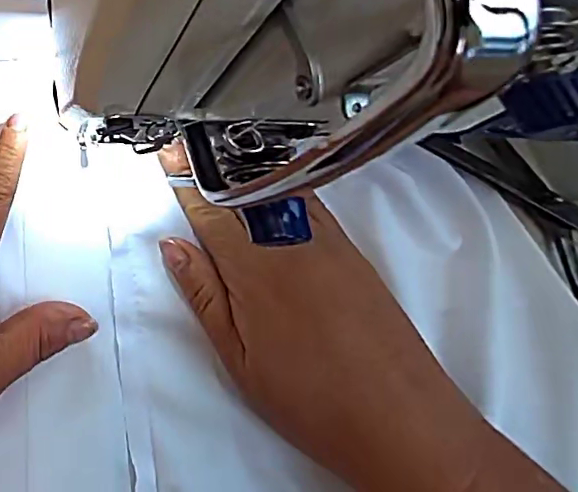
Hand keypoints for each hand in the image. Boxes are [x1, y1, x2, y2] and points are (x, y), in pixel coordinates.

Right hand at [158, 148, 565, 491]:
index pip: (207, 210)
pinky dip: (282, 185)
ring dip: (242, 171)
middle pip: (239, 191)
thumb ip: (203, 294)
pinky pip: (309, 203)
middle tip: (185, 150)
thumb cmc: (323, 402)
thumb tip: (174, 250)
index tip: (169, 159)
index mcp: (253, 270)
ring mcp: (324, 246)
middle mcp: (289, 247)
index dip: (184, 180)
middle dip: (207, 167)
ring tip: (220, 160)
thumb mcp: (240, 357)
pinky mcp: (351, 254)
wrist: (408, 428)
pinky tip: (271, 186)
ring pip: (275, 191)